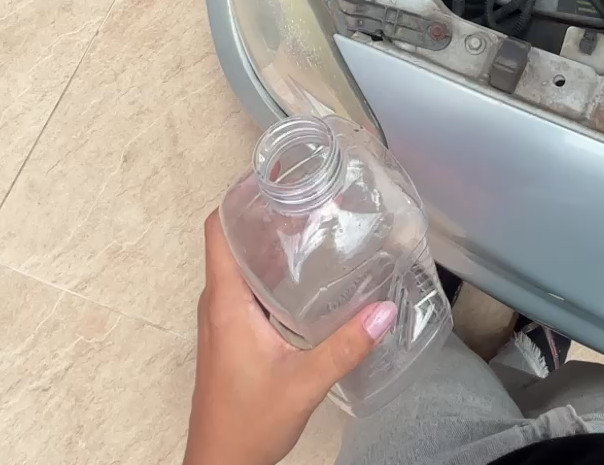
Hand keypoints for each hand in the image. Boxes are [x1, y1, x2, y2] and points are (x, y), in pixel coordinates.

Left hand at [184, 211, 395, 464]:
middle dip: (269, 212)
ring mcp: (224, 318)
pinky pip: (248, 284)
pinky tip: (307, 273)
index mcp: (226, 300)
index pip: (218, 227)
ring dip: (271, 240)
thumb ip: (345, 346)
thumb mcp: (302, 384)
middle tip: (311, 194)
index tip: (277, 177)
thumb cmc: (245, 426)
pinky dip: (272, 267)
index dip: (240, 195)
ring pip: (243, 261)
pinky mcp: (233, 333)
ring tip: (315, 223)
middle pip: (235, 238)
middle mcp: (219, 301)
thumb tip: (385, 309)